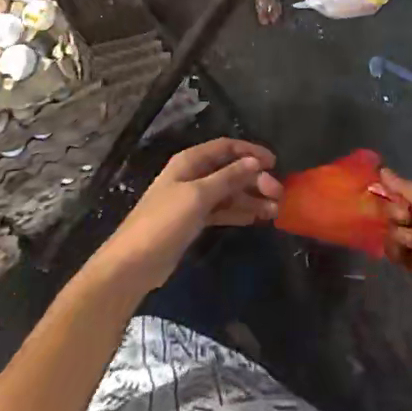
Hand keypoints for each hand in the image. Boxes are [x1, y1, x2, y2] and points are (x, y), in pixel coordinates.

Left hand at [88, 138, 282, 293]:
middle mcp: (192, 176)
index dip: (250, 152)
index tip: (274, 163)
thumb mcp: (198, 196)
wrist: (134, 263)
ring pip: (229, 192)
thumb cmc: (164, 222)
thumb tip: (254, 162)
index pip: (225, 147)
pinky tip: (257, 218)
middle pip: (230, 170)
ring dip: (251, 198)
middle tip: (278, 194)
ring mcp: (193, 199)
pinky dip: (239, 212)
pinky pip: (223, 210)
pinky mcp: (194, 221)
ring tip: (275, 210)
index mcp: (189, 162)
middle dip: (255, 179)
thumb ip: (228, 178)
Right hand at [379, 168, 411, 316]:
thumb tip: (382, 170)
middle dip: (396, 214)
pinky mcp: (410, 262)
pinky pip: (392, 249)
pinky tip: (405, 256)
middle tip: (406, 220)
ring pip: (392, 230)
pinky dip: (396, 251)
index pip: (406, 192)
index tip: (381, 190)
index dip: (393, 191)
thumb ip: (407, 187)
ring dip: (399, 235)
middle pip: (395, 210)